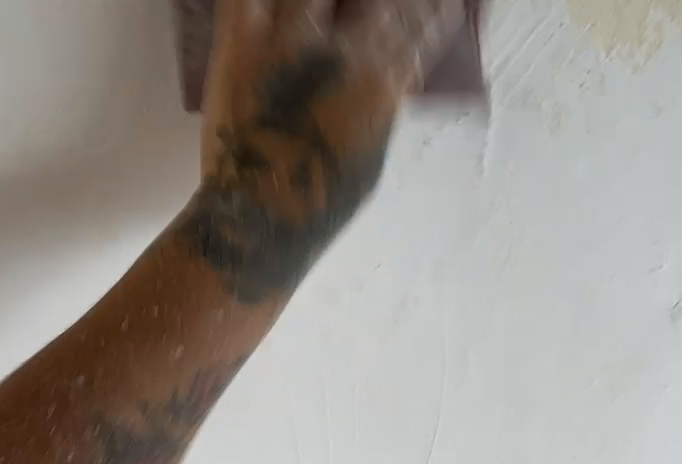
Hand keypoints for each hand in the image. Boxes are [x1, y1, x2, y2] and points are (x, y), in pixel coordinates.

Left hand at [184, 0, 465, 301]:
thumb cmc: (315, 209)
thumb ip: (379, 113)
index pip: (417, 26)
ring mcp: (289, 41)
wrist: (256, 224)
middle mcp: (341, 52)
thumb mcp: (367, 164)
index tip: (441, 1)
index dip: (432, 10)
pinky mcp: (240, 42)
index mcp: (380, 87)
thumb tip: (386, 87)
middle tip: (391, 2)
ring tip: (335, 4)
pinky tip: (277, 0)